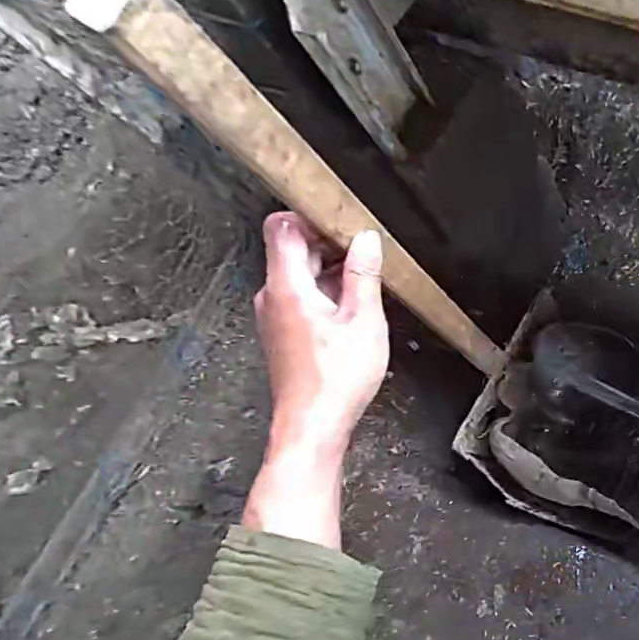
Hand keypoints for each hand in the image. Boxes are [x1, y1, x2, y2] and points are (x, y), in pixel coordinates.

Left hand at [242, 212, 388, 546]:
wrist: (314, 423)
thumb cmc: (336, 379)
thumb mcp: (364, 321)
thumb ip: (364, 275)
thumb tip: (366, 240)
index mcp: (287, 286)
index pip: (281, 226)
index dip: (310, 216)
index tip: (341, 222)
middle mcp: (272, 297)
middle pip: (292, 251)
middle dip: (329, 247)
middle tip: (364, 257)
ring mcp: (275, 317)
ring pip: (299, 278)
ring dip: (330, 275)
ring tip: (364, 290)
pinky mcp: (284, 335)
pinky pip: (300, 301)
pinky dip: (325, 297)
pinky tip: (352, 315)